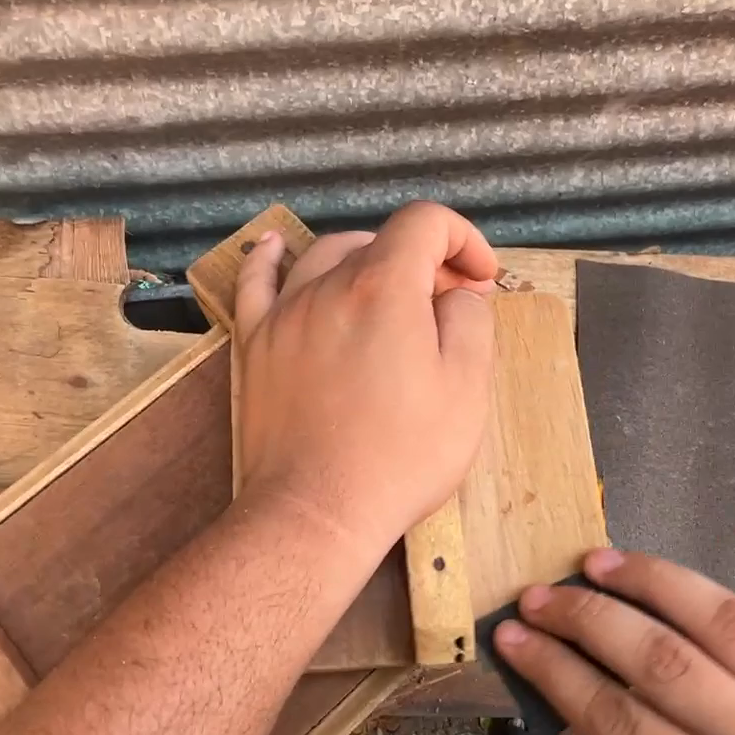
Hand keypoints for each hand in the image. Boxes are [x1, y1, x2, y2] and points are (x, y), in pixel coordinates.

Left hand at [232, 201, 498, 560]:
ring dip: (365, 261)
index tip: (479, 279)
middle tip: (446, 306)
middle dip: (423, 261)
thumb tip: (459, 294)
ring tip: (387, 290)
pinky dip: (269, 259)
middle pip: (380, 242)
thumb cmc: (399, 457)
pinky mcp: (254, 346)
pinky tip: (275, 246)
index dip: (463, 239)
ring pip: (325, 257)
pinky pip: (256, 283)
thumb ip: (470, 320)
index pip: (426, 223)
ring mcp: (284, 315)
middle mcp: (327, 286)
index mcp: (384, 287)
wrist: (317, 511)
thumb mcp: (466, 389)